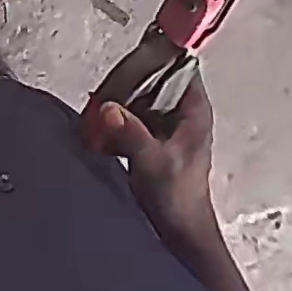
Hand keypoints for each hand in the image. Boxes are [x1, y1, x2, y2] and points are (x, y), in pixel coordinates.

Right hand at [87, 72, 218, 246]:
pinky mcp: (152, 135)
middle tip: (106, 87)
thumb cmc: (176, 197)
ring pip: (141, 94)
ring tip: (98, 107)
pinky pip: (132, 112)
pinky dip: (116, 116)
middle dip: (129, 81)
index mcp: (193, 108)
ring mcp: (167, 122)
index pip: (179, 64)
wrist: (179, 235)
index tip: (131, 58)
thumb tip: (108, 108)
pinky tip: (99, 126)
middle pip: (155, 77)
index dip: (157, 56)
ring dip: (119, 99)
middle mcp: (182, 109)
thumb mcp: (152, 162)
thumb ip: (131, 133)